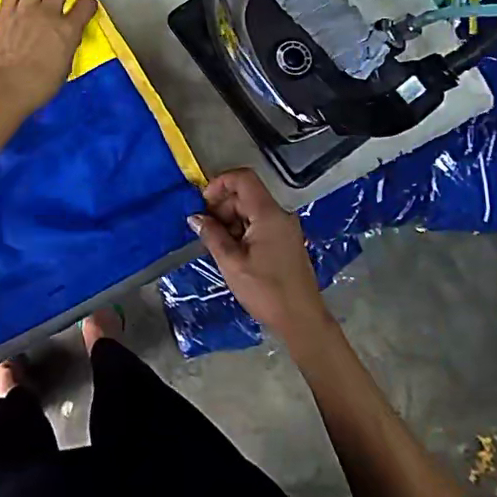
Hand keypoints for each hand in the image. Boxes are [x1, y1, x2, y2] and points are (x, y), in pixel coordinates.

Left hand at [0, 0, 98, 115]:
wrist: (8, 87)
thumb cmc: (42, 84)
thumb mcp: (66, 63)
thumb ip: (68, 43)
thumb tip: (67, 34)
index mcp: (69, 28)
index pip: (87, 4)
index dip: (90, 2)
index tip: (88, 3)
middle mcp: (49, 13)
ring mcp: (25, 10)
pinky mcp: (5, 13)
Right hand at [191, 168, 327, 336]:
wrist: (301, 318)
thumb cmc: (266, 290)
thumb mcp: (232, 263)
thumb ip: (212, 236)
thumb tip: (195, 217)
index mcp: (269, 213)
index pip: (244, 178)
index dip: (220, 183)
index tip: (202, 203)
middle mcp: (280, 214)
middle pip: (246, 194)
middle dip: (222, 206)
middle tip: (204, 230)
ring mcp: (284, 227)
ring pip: (252, 210)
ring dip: (230, 220)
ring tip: (216, 245)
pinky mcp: (285, 241)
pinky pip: (260, 224)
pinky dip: (242, 231)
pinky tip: (231, 251)